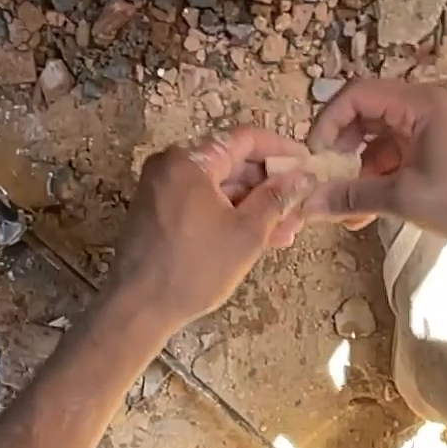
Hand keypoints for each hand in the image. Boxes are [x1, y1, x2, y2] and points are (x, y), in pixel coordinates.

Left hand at [107, 128, 311, 328]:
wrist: (138, 307)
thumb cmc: (194, 269)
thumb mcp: (246, 233)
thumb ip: (277, 198)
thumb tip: (303, 176)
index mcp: (189, 161)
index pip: (245, 139)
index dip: (281, 150)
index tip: (308, 163)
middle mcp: (171, 166)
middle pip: (232, 164)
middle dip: (270, 187)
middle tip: (301, 204)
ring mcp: (162, 190)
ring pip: (219, 189)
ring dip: (254, 207)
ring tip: (288, 231)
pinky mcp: (159, 213)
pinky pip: (202, 205)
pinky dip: (230, 217)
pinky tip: (261, 238)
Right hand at [304, 79, 446, 241]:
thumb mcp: (406, 199)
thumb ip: (353, 197)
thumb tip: (308, 204)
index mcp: (420, 104)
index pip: (356, 94)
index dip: (327, 122)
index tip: (314, 157)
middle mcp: (426, 106)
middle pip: (366, 115)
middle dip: (341, 150)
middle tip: (326, 182)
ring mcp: (435, 126)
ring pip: (380, 139)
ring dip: (360, 171)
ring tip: (348, 210)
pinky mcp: (442, 146)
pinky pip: (399, 154)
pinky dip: (382, 177)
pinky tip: (370, 212)